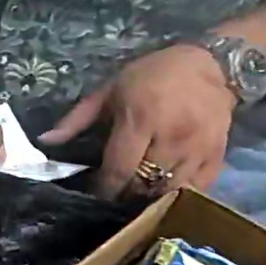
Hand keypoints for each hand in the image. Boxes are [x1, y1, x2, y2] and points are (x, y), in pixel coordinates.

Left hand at [39, 45, 235, 197]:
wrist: (211, 66)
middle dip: (125, 194)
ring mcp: (199, 149)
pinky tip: (163, 194)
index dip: (105, 187)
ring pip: (171, 190)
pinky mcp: (219, 155)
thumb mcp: (108, 91)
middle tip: (112, 197)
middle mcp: (172, 138)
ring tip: (134, 198)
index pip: (120, 167)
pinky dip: (179, 195)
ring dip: (150, 198)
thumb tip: (46, 141)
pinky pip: (199, 187)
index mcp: (141, 121)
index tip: (94, 195)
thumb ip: (76, 119)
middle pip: (144, 183)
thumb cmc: (150, 76)